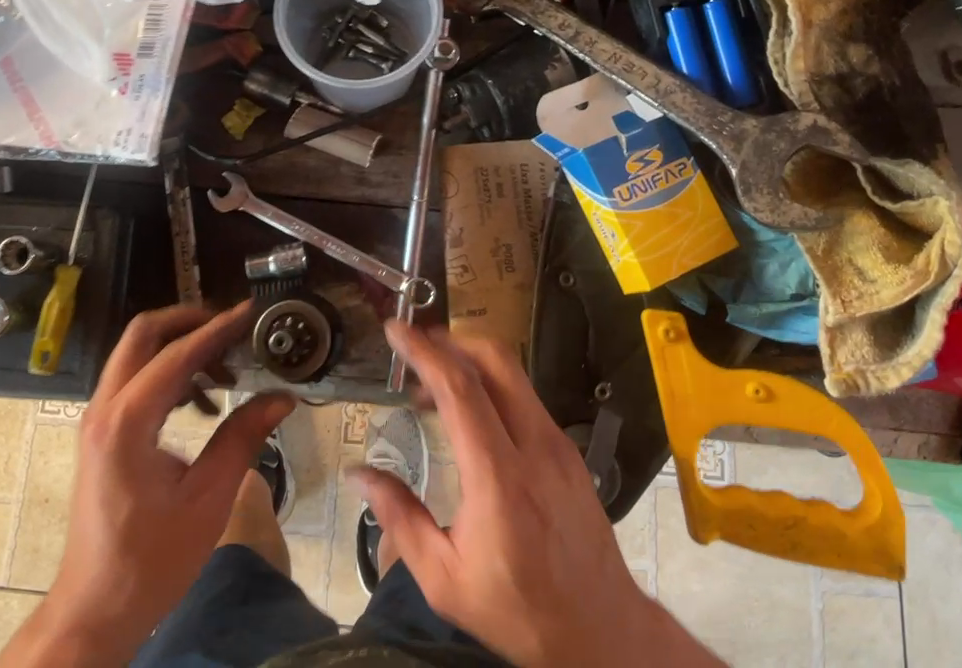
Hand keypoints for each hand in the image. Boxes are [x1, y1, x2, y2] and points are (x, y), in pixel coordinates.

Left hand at [0, 301, 294, 667]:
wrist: (97, 607)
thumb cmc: (153, 558)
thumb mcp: (209, 498)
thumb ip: (243, 437)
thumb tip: (282, 396)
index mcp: (127, 422)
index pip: (175, 354)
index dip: (217, 329)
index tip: (250, 312)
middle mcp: (104, 410)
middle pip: (141, 336)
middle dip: (189, 321)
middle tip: (233, 328)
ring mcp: (98, 421)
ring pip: (135, 356)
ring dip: (179, 349)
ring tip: (227, 368)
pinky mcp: (102, 436)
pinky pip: (134, 383)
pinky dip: (167, 375)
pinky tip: (204, 401)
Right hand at [355, 322, 722, 667]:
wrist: (601, 630)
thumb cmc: (517, 609)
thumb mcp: (444, 578)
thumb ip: (399, 518)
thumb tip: (360, 474)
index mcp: (499, 477)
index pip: (460, 389)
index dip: (424, 352)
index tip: (396, 330)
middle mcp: (535, 447)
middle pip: (496, 362)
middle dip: (450, 340)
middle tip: (414, 345)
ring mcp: (559, 446)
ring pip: (514, 376)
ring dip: (470, 365)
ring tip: (430, 388)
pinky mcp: (569, 454)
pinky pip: (527, 401)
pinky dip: (492, 389)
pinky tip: (469, 417)